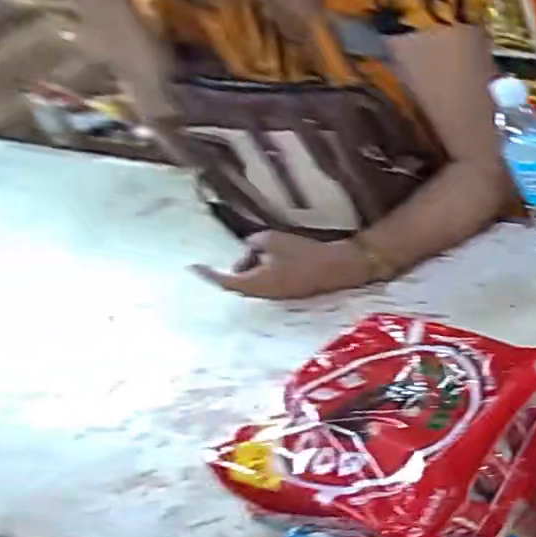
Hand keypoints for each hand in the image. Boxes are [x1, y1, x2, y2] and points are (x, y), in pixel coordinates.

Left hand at [193, 232, 375, 298]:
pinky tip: (277, 262)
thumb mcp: (268, 240)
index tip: (193, 267)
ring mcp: (283, 296)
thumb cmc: (304, 253)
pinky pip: (272, 285)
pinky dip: (268, 275)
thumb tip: (249, 252)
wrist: (342, 266)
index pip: (224, 280)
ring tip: (268, 253)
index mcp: (256, 283)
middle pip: (241, 283)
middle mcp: (267, 295)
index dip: (207, 274)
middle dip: (240, 267)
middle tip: (251, 250)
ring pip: (257, 284)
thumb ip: (249, 245)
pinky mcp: (296, 294)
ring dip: (256, 270)